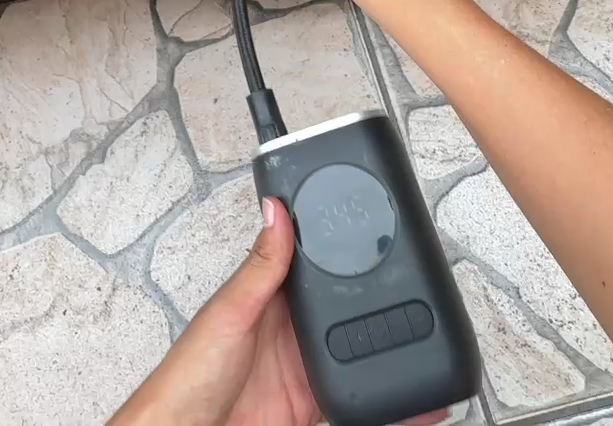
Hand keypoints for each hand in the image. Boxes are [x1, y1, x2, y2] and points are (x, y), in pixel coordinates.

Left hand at [112, 198, 447, 425]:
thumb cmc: (190, 373)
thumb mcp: (230, 312)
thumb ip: (260, 267)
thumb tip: (275, 210)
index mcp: (265, 294)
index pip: (307, 261)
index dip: (335, 245)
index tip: (368, 224)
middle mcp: (287, 327)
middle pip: (337, 304)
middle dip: (371, 294)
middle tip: (413, 282)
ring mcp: (302, 366)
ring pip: (353, 348)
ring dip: (382, 344)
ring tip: (422, 332)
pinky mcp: (312, 402)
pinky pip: (357, 398)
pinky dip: (385, 398)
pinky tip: (412, 395)